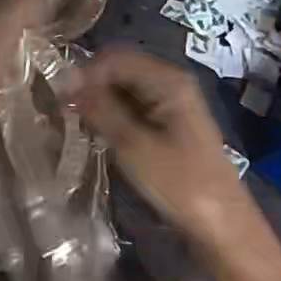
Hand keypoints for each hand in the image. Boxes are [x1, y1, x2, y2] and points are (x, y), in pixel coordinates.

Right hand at [71, 47, 253, 244]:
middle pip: (121, 70)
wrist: (221, 222)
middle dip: (92, 86)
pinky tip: (98, 134)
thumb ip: (101, 110)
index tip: (58, 97)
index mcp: (168, 80)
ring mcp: (172, 103)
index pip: (115, 58)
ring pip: (125, 90)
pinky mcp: (169, 123)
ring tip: (76, 123)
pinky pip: (134, 107)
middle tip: (64, 111)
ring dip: (101, 102)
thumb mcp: (134, 146)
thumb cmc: (180, 183)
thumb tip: (68, 82)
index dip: (85, 73)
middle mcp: (171, 83)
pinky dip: (114, 116)